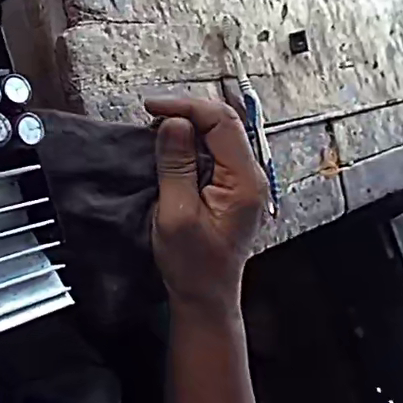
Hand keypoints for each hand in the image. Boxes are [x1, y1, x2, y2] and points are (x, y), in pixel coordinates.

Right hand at [146, 98, 268, 311]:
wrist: (205, 296)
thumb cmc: (193, 265)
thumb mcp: (176, 214)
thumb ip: (177, 166)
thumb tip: (173, 123)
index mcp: (244, 182)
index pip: (222, 122)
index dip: (186, 107)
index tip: (153, 107)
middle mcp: (251, 176)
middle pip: (224, 122)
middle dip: (186, 112)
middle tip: (152, 115)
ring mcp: (243, 181)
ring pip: (218, 134)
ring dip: (187, 127)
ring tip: (156, 130)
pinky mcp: (231, 186)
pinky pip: (213, 151)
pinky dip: (190, 143)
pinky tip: (169, 149)